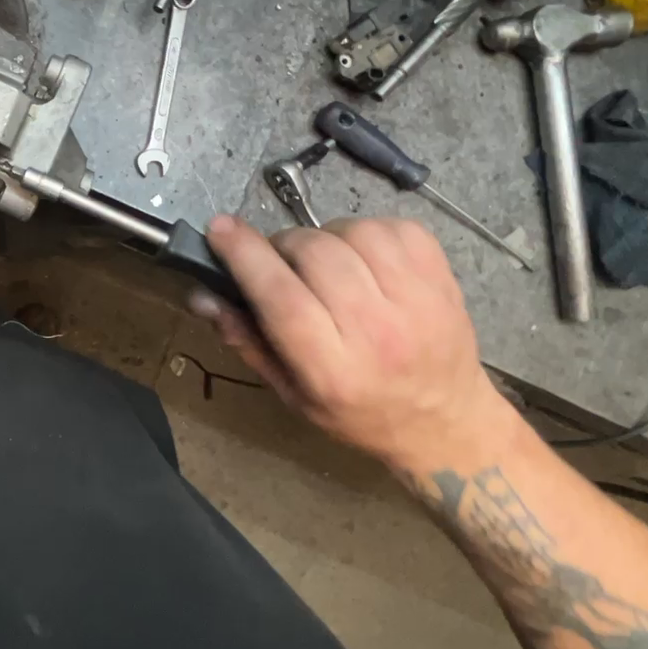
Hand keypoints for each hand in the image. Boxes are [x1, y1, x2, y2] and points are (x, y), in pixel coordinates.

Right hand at [190, 215, 515, 472]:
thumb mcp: (289, 392)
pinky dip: (364, 231)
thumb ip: (245, 340)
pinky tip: (360, 256)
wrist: (446, 421)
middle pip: (315, 254)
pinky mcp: (441, 277)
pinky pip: (392, 227)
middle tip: (278, 262)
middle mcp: (378, 331)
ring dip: (323, 236)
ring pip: (352, 232)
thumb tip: (201, 294)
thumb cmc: (357, 412)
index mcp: (332, 369)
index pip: (281, 296)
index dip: (245, 255)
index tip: (219, 229)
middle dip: (282, 245)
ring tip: (322, 261)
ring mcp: (417, 300)